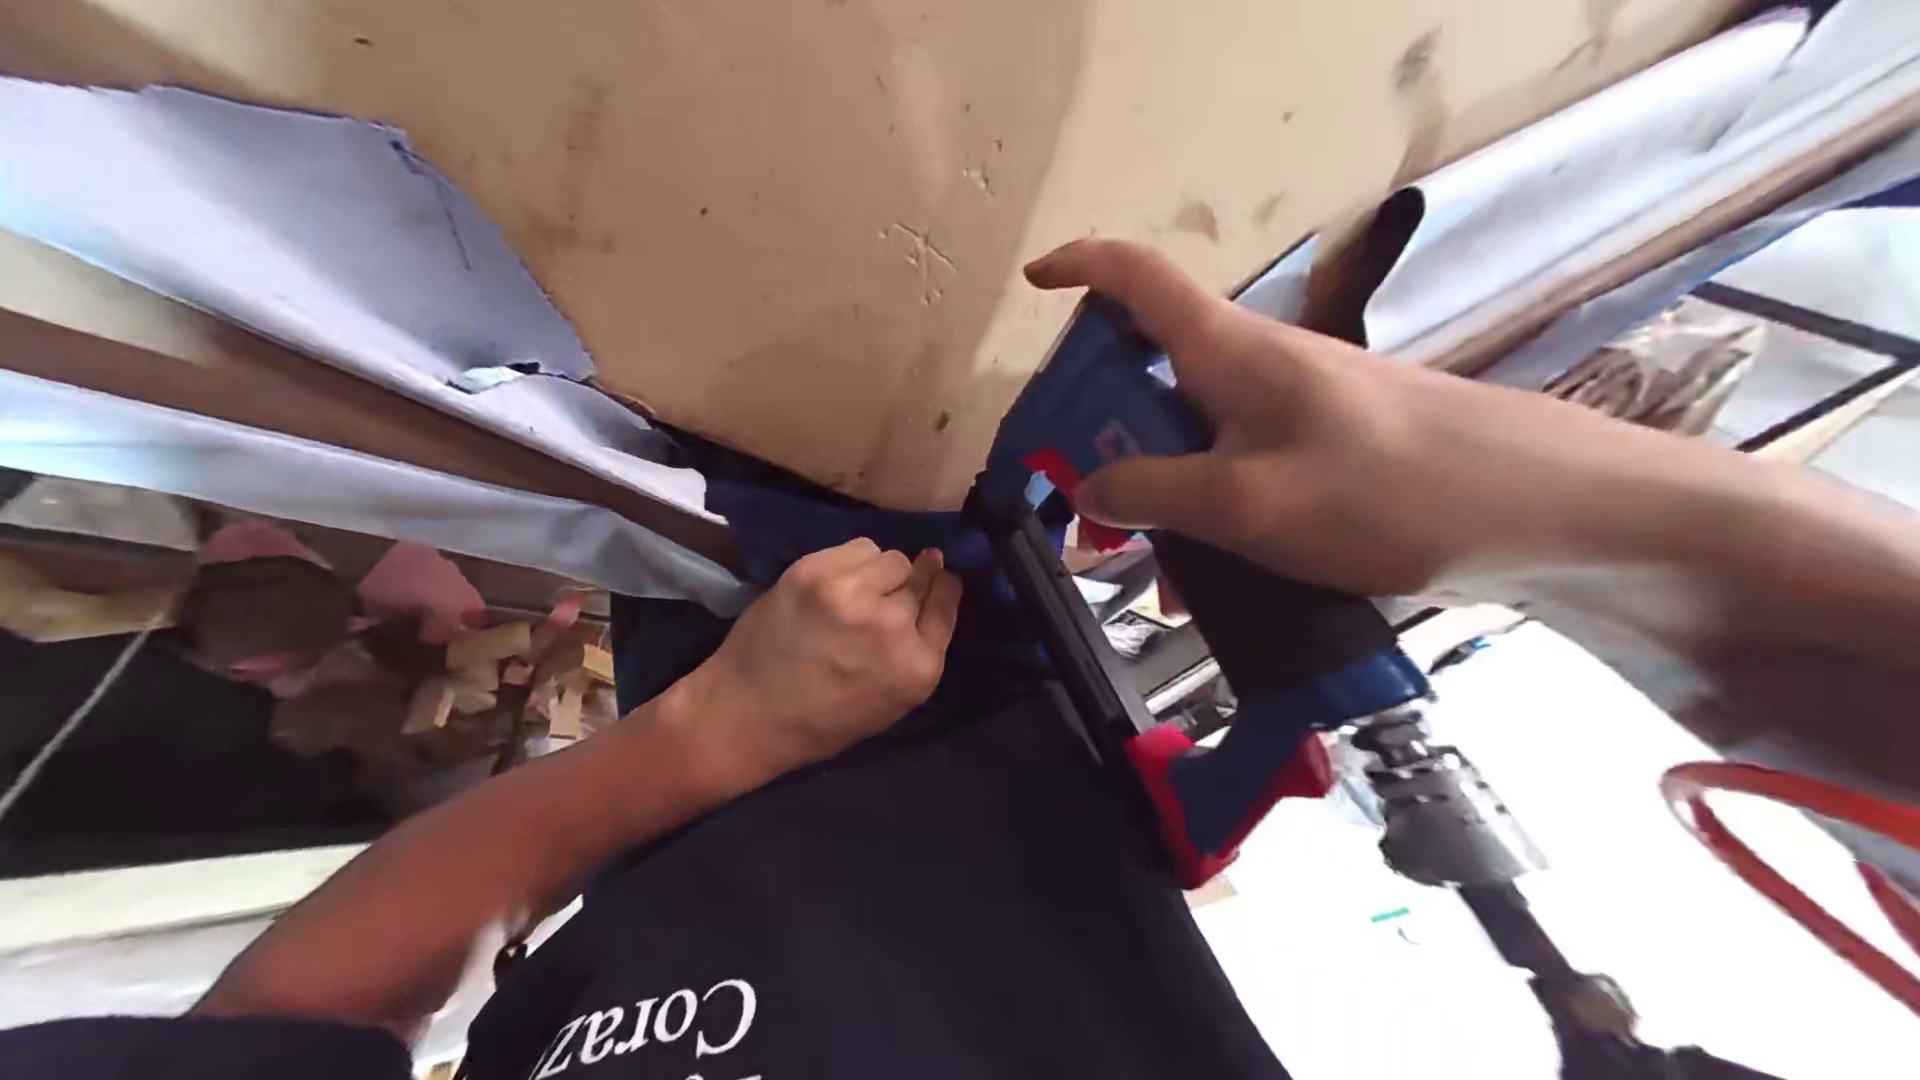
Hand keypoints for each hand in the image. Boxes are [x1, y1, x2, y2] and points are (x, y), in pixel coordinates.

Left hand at [660, 538, 962, 797]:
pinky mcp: (816, 572)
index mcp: (918, 667)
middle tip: (882, 599)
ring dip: (881, 572)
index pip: (947, 603)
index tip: (937, 579)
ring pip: (892, 557)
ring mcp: (852, 594)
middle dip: (908, 585)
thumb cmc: (824, 719)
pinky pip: (860, 547)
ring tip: (855, 593)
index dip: (942, 586)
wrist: (747, 714)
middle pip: (921, 577)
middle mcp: (892, 626)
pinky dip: (853, 561)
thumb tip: (937, 583)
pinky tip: (834, 584)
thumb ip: (920, 646)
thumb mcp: (894, 699)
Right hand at [1023, 238, 1779, 595]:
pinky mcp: (1313, 451)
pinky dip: (1200, 513)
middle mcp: (1251, 369)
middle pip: (1147, 371)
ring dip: (1150, 487)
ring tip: (1134, 556)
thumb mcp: (1245, 502)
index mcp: (1227, 353)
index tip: (1035, 285)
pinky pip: (1231, 471)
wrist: (1546, 517)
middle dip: (1098, 427)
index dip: (1080, 269)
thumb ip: (1151, 492)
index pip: (1138, 277)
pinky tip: (1201, 575)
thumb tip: (1087, 489)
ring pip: (1187, 434)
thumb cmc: (1387, 491)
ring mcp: (1285, 411)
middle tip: (1075, 491)